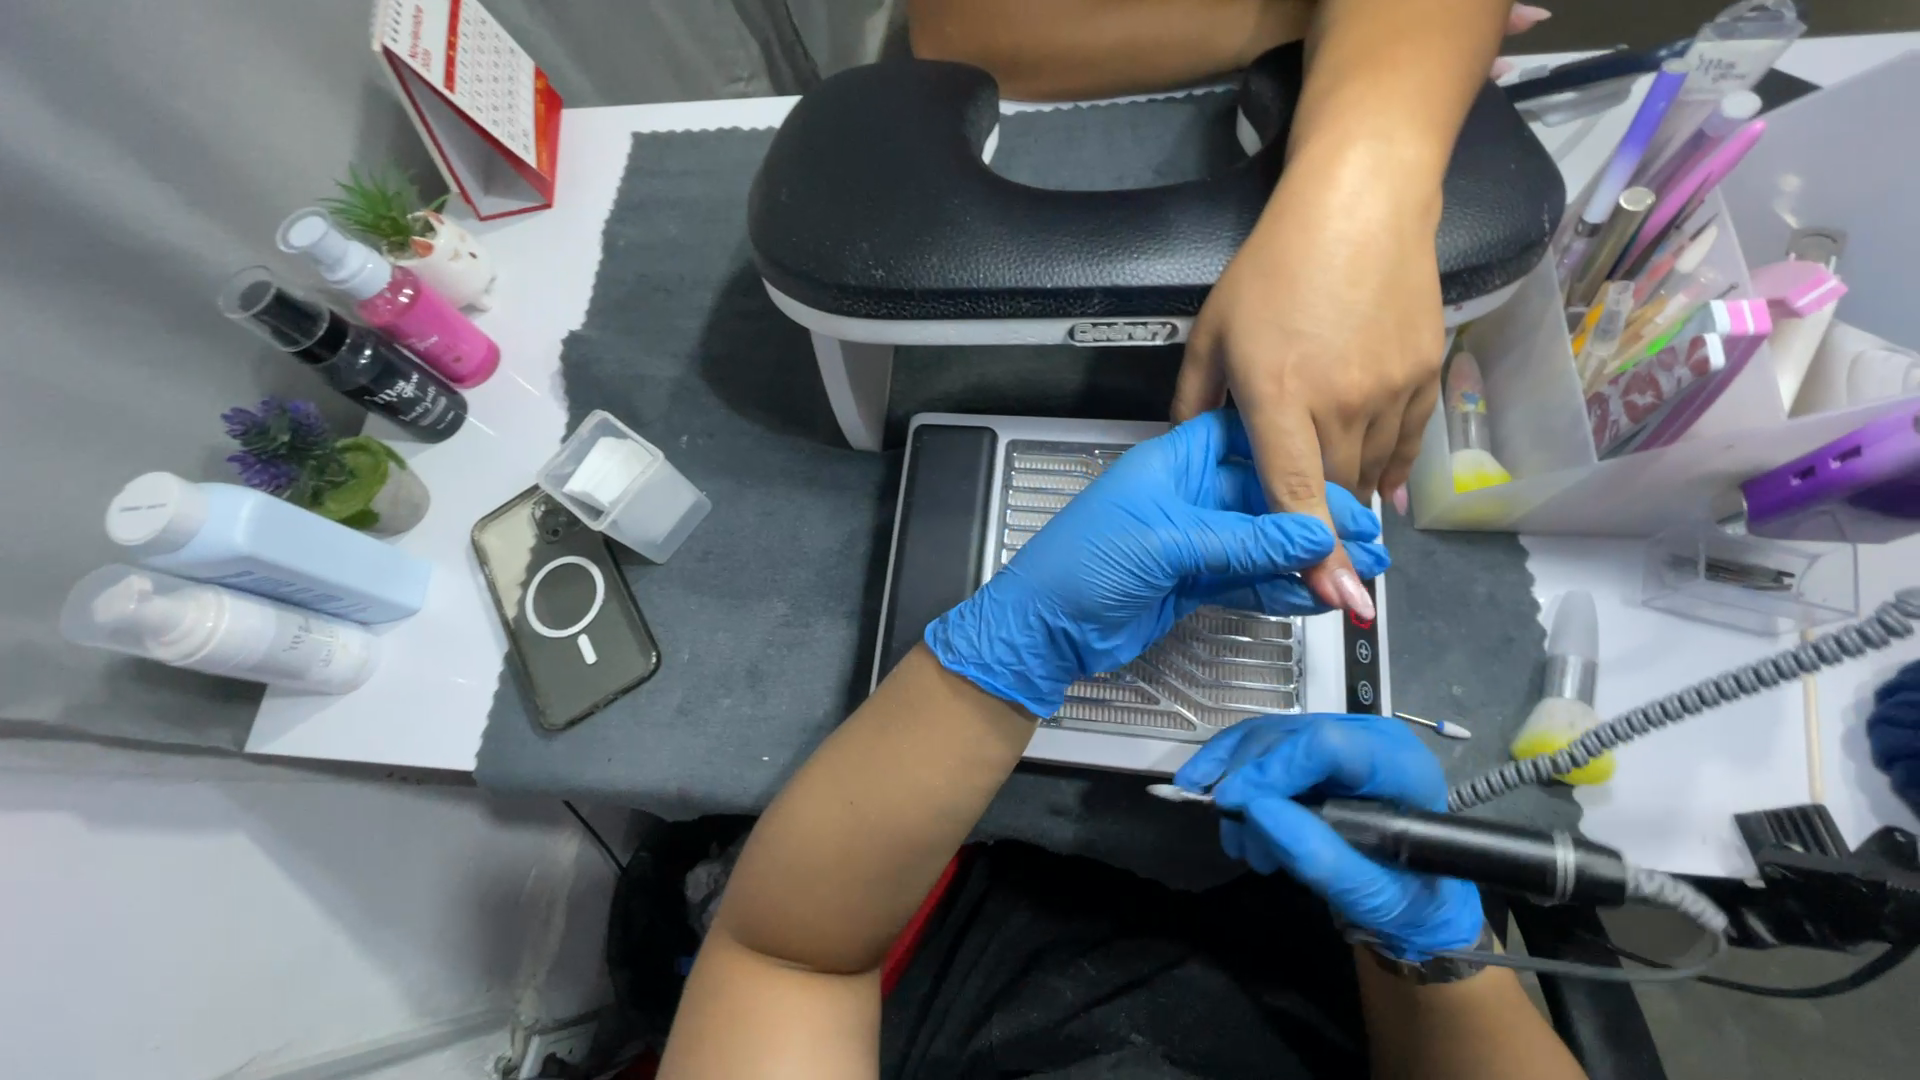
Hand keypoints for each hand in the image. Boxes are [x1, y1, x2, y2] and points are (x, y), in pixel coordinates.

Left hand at [925, 409, 1387, 716]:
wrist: (1045, 629)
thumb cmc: (1081, 565)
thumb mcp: (1165, 543)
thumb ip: (1242, 541)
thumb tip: (1313, 536)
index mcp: (1173, 465)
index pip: (1246, 443)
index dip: (1296, 457)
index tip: (1345, 476)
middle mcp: (1187, 497)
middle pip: (1265, 499)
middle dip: (1317, 520)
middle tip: (1368, 538)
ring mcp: (1192, 542)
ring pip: (1263, 545)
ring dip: (1309, 561)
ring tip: (1360, 575)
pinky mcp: (1193, 582)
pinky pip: (1248, 580)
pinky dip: (1282, 590)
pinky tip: (1317, 596)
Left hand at [1169, 2, 1549, 618]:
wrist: (1365, 204)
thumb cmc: (1272, 269)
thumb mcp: (1211, 334)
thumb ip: (1194, 401)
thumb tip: (1185, 447)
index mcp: (1277, 397)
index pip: (1292, 493)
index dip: (1308, 552)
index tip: (1327, 597)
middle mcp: (1340, 403)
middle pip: (1334, 492)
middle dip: (1323, 528)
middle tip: (1311, 555)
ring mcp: (1391, 390)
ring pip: (1371, 472)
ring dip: (1351, 499)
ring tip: (1339, 523)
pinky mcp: (1426, 375)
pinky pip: (1405, 445)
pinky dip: (1388, 472)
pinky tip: (1377, 494)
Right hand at [1173, 713, 1484, 960]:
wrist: (1414, 896)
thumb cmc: (1407, 898)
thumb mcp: (1373, 895)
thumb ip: (1319, 856)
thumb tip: (1256, 809)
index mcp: (1398, 766)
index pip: (1326, 745)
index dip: (1273, 768)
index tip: (1233, 803)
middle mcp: (1364, 735)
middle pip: (1286, 737)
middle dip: (1245, 780)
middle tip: (1233, 834)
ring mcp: (1333, 732)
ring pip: (1262, 735)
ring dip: (1228, 776)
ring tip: (1233, 837)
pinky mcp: (1306, 742)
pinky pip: (1254, 740)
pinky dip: (1222, 764)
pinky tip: (1201, 790)